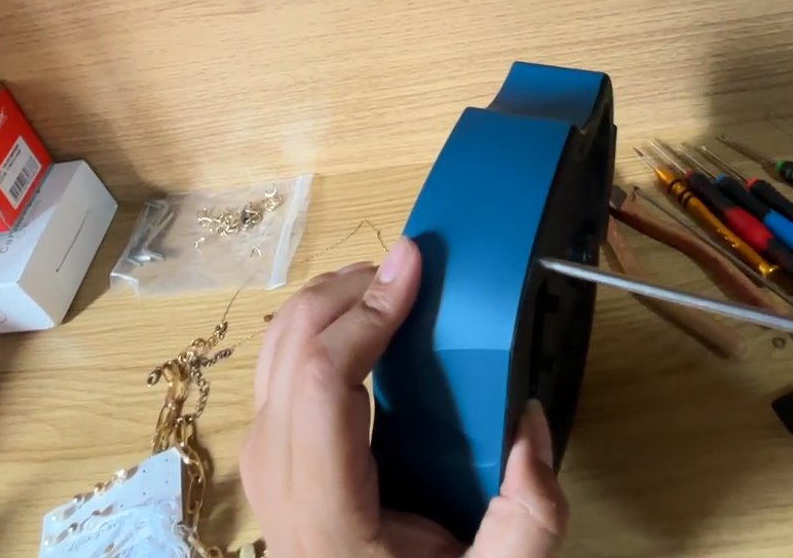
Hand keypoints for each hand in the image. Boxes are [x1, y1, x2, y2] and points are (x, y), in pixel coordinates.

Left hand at [241, 239, 568, 557]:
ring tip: (389, 283)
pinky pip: (280, 354)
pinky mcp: (267, 438)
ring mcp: (262, 450)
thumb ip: (525, 525)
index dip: (365, 312)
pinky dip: (320, 317)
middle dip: (351, 288)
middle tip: (410, 268)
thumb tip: (530, 423)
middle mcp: (275, 468)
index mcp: (323, 506)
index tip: (413, 265)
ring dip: (332, 296)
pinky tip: (362, 313)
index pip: (321, 379)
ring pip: (279, 340)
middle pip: (294, 344)